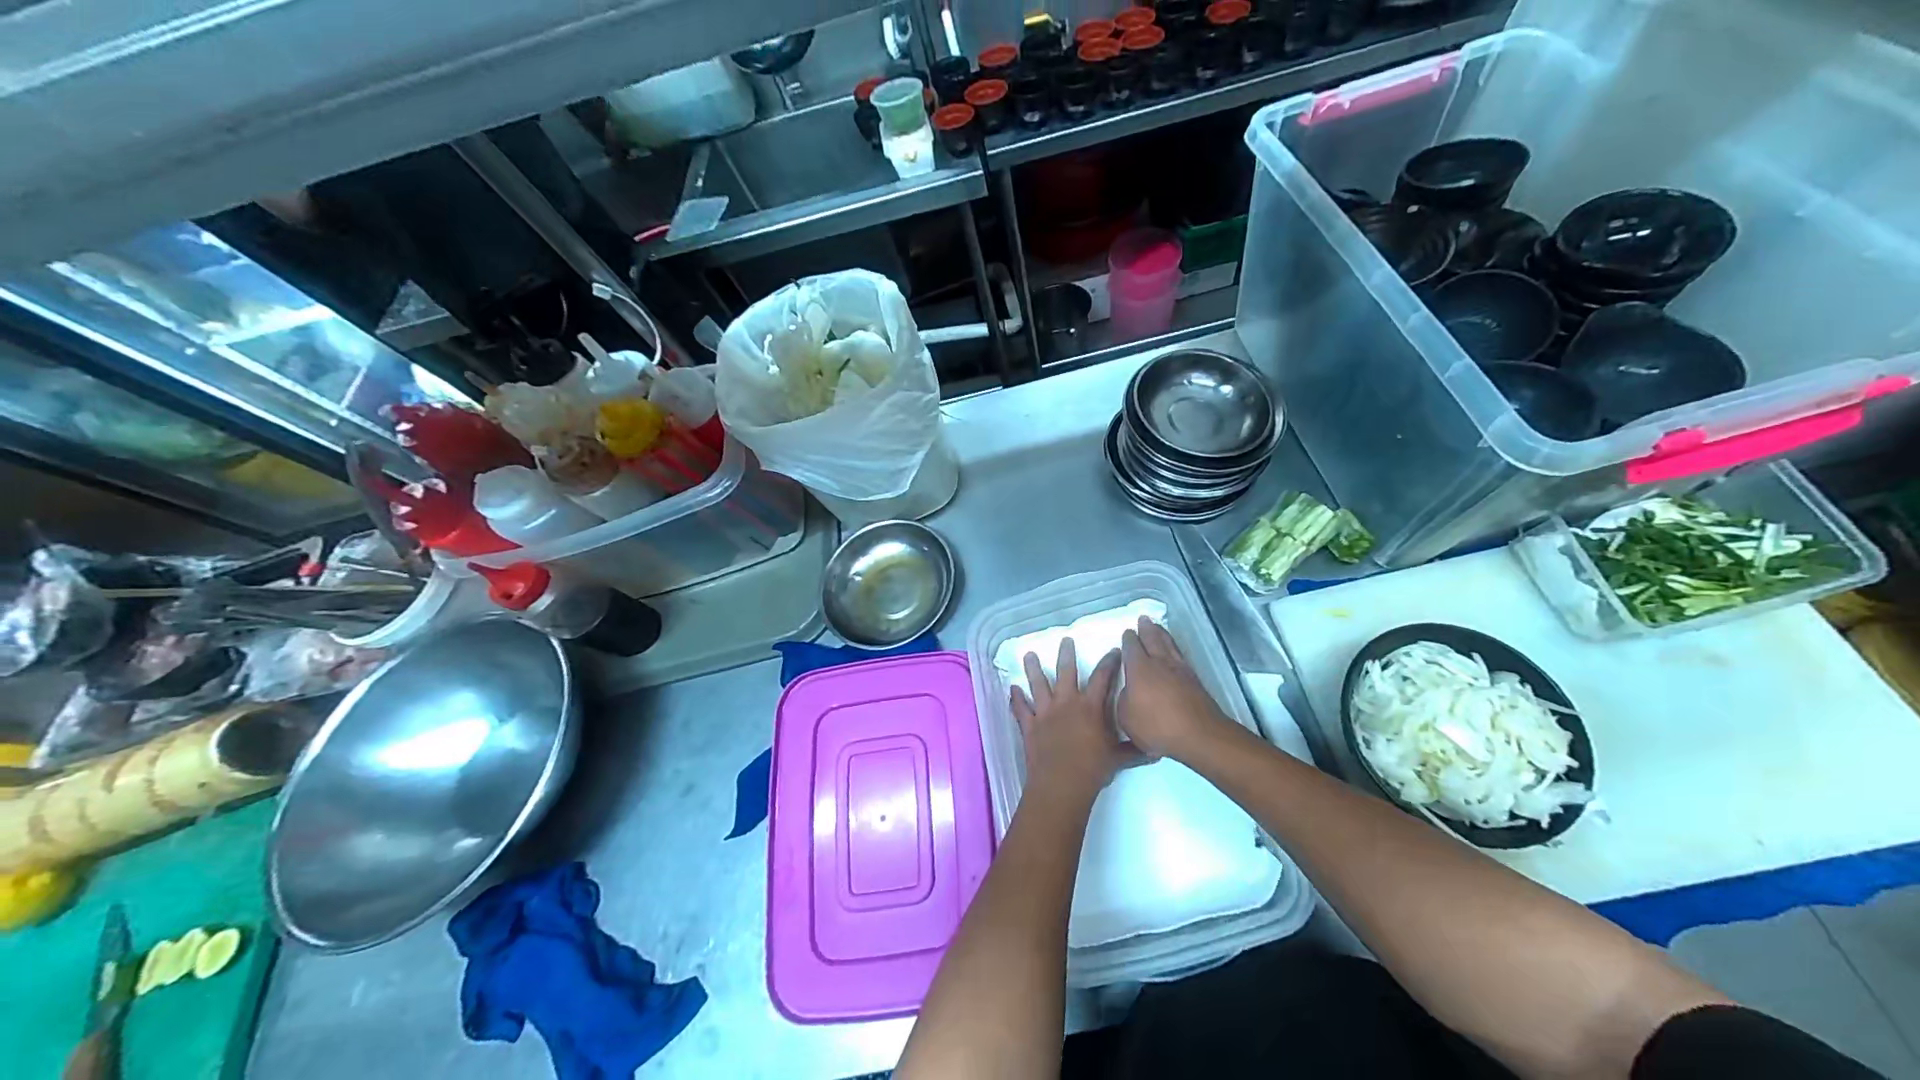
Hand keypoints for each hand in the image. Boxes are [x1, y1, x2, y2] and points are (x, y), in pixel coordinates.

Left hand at [1013, 638, 1140, 803]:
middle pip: (1066, 672)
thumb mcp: (1118, 758)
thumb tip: (1155, 750)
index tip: (1113, 650)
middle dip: (1066, 654)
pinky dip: (1016, 699)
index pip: (1103, 677)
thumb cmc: (1093, 768)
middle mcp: (1067, 703)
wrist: (1062, 782)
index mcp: (1090, 707)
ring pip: (1038, 684)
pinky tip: (1012, 689)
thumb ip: (1134, 751)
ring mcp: (1045, 713)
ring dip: (1033, 669)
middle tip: (1065, 640)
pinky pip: (1021, 709)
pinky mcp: (1030, 725)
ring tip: (1029, 654)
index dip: (1110, 662)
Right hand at [1117, 616, 1237, 760]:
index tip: (1127, 633)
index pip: (1132, 648)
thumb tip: (1129, 690)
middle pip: (1153, 639)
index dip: (1128, 639)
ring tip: (1158, 627)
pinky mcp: (1194, 680)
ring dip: (1162, 634)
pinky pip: (1181, 656)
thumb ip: (1124, 699)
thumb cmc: (1156, 726)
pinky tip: (1174, 651)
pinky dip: (1175, 648)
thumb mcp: (1126, 716)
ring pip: (1169, 645)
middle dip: (1146, 629)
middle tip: (1143, 619)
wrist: (1198, 734)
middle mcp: (1160, 663)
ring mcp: (1180, 670)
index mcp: (1139, 669)